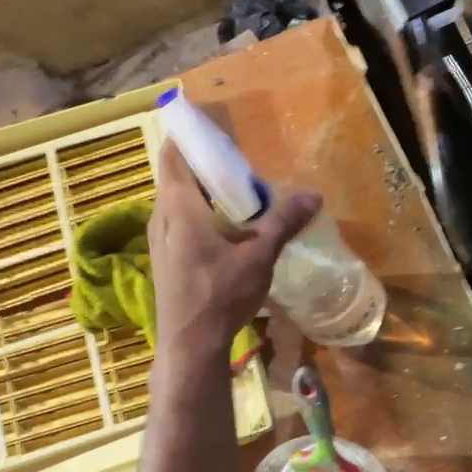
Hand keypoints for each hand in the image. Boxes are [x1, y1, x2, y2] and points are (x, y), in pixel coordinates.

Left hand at [148, 140, 318, 359]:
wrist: (191, 343)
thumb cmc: (220, 295)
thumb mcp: (259, 257)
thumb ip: (283, 224)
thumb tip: (313, 195)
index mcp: (179, 206)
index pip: (175, 155)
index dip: (190, 137)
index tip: (214, 128)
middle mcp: (161, 216)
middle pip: (178, 178)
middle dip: (206, 168)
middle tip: (240, 166)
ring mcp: (159, 240)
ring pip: (178, 203)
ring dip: (204, 195)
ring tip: (238, 197)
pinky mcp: (165, 260)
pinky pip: (180, 224)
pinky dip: (200, 216)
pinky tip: (226, 232)